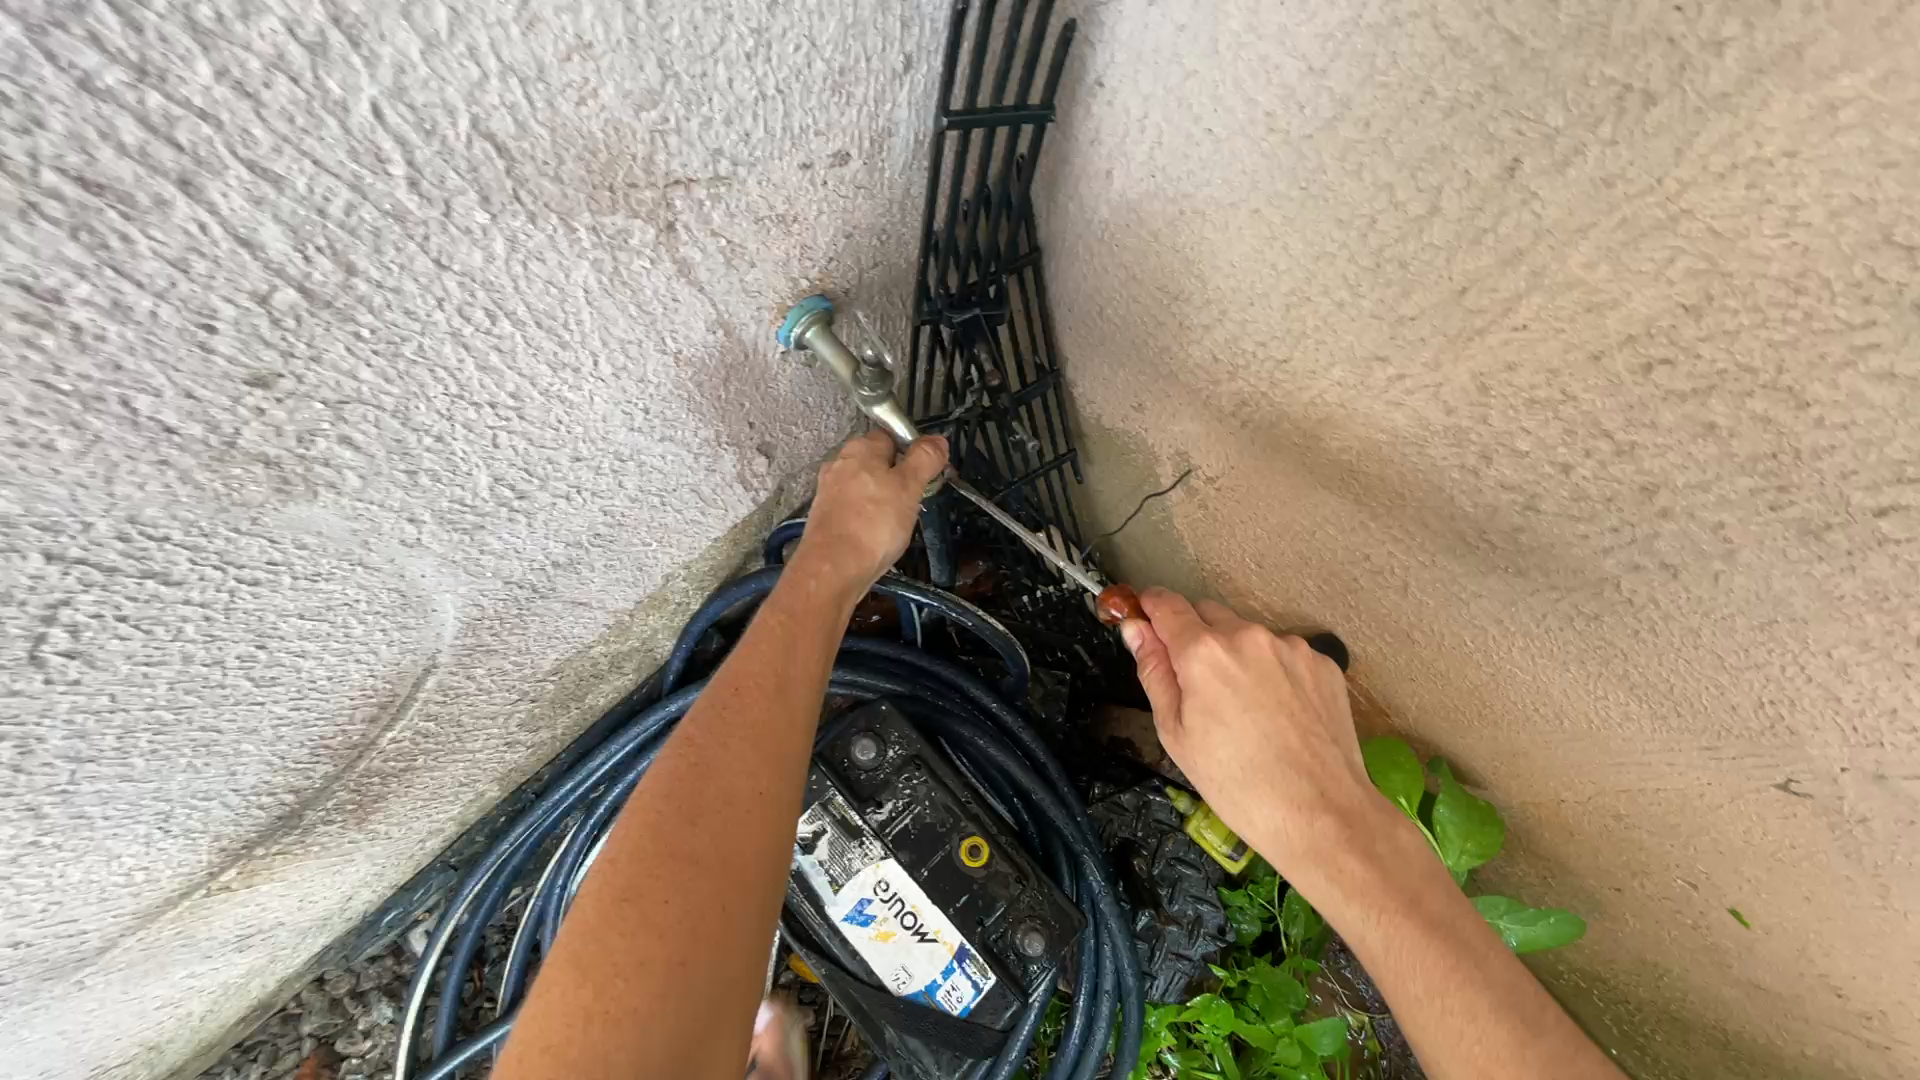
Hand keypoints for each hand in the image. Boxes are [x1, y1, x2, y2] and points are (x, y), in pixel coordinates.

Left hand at [790, 430, 947, 591]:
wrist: (833, 569)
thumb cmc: (873, 525)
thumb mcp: (910, 487)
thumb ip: (925, 460)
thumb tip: (938, 440)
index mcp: (860, 449)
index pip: (891, 436)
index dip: (913, 451)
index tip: (927, 472)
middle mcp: (840, 464)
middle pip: (877, 462)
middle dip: (897, 478)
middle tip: (915, 499)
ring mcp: (829, 491)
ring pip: (865, 487)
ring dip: (882, 500)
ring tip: (897, 522)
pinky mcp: (826, 517)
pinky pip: (854, 509)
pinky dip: (868, 518)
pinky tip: (877, 535)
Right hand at [1119, 587, 1388, 879]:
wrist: (1320, 814)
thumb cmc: (1238, 783)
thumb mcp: (1175, 733)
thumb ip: (1153, 671)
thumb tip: (1135, 631)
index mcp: (1203, 653)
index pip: (1166, 604)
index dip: (1150, 607)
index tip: (1144, 617)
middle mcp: (1247, 637)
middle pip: (1206, 613)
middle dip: (1193, 636)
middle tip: (1194, 682)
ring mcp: (1290, 647)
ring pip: (1246, 634)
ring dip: (1235, 654)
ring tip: (1243, 707)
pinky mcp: (1322, 663)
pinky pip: (1283, 652)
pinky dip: (1272, 670)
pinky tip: (1276, 711)